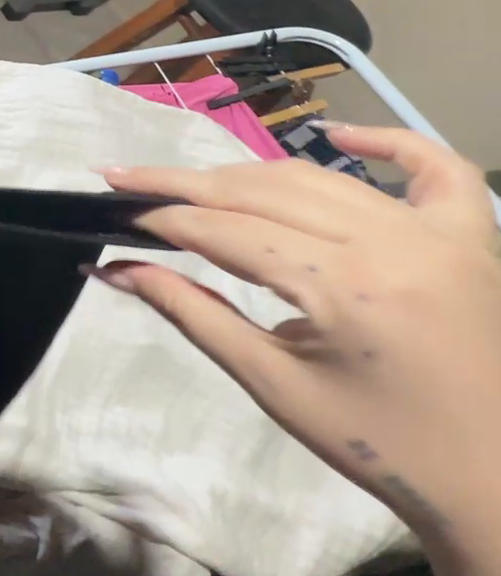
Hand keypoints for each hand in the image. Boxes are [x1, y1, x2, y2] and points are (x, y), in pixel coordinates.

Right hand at [99, 127, 500, 575]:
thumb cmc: (380, 442)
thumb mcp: (270, 381)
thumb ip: (189, 311)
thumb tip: (113, 269)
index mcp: (347, 286)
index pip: (224, 229)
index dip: (160, 218)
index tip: (111, 212)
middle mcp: (394, 244)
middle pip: (260, 191)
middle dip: (181, 184)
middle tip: (122, 179)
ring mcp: (441, 237)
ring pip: (316, 178)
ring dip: (245, 174)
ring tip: (190, 184)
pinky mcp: (474, 242)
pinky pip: (439, 172)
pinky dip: (389, 143)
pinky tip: (338, 132)